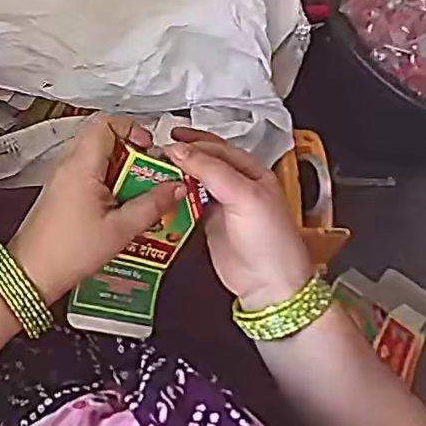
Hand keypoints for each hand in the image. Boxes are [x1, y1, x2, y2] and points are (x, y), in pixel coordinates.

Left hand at [9, 116, 186, 299]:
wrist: (32, 273)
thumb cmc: (70, 251)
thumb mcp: (121, 229)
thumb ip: (152, 204)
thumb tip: (176, 187)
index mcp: (82, 165)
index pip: (106, 123)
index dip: (132, 128)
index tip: (150, 149)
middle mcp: (69, 165)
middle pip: (104, 139)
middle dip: (132, 153)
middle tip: (150, 176)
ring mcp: (63, 179)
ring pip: (98, 159)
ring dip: (122, 171)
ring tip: (139, 195)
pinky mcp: (62, 194)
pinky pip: (89, 176)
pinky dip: (109, 184)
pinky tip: (121, 209)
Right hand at [161, 129, 312, 311]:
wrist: (268, 284)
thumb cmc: (270, 240)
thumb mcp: (244, 196)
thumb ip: (212, 170)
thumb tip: (182, 150)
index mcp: (251, 171)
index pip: (218, 148)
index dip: (193, 143)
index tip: (169, 142)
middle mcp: (236, 184)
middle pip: (205, 161)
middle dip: (182, 154)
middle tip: (158, 150)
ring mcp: (222, 204)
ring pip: (194, 181)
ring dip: (175, 174)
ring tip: (155, 169)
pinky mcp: (209, 223)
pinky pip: (187, 203)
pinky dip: (173, 197)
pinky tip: (161, 194)